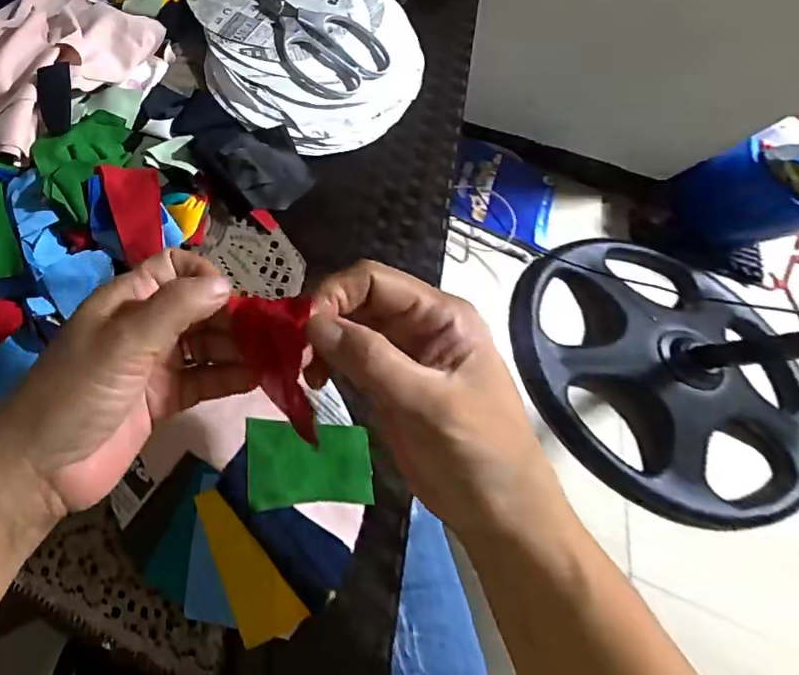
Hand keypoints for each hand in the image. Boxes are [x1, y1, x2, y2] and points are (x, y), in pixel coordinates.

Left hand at [0, 250, 254, 518]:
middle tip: (276, 332)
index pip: (172, 268)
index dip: (204, 274)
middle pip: (195, 306)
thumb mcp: (123, 341)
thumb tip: (225, 283)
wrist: (45, 463)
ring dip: (238, 345)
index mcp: (126, 299)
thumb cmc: (78, 390)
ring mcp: (152, 363)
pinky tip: (260, 378)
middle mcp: (142, 325)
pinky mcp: (162, 399)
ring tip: (279, 355)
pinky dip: (229, 376)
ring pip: (204, 343)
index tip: (239, 296)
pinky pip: (202, 379)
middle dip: (233, 313)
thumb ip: (173, 310)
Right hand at [302, 260, 564, 539]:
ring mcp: (400, 350)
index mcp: (441, 316)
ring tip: (305, 371)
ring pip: (342, 324)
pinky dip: (322, 360)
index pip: (372, 279)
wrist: (502, 520)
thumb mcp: (427, 404)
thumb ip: (370, 358)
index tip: (305, 327)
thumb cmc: (479, 456)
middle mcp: (418, 324)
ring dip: (317, 341)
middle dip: (320, 319)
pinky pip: (342, 352)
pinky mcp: (384, 376)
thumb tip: (312, 322)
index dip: (334, 293)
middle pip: (352, 298)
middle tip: (296, 351)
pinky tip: (314, 381)